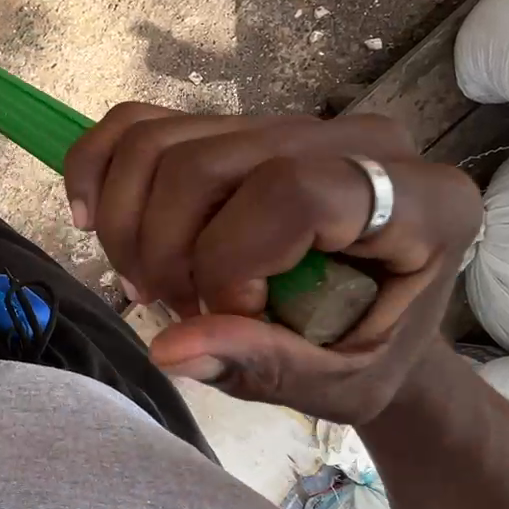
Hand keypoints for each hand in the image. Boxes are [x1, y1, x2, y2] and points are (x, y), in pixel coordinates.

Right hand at [62, 103, 481, 424]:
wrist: (370, 319)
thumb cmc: (367, 354)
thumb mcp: (340, 384)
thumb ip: (263, 365)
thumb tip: (167, 350)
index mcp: (420, 200)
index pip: (292, 192)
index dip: (234, 259)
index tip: (232, 315)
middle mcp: (351, 140)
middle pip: (200, 165)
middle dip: (161, 251)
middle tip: (174, 307)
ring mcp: (282, 123)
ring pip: (153, 144)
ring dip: (124, 225)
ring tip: (145, 281)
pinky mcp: (227, 125)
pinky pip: (134, 124)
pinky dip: (94, 167)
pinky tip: (89, 217)